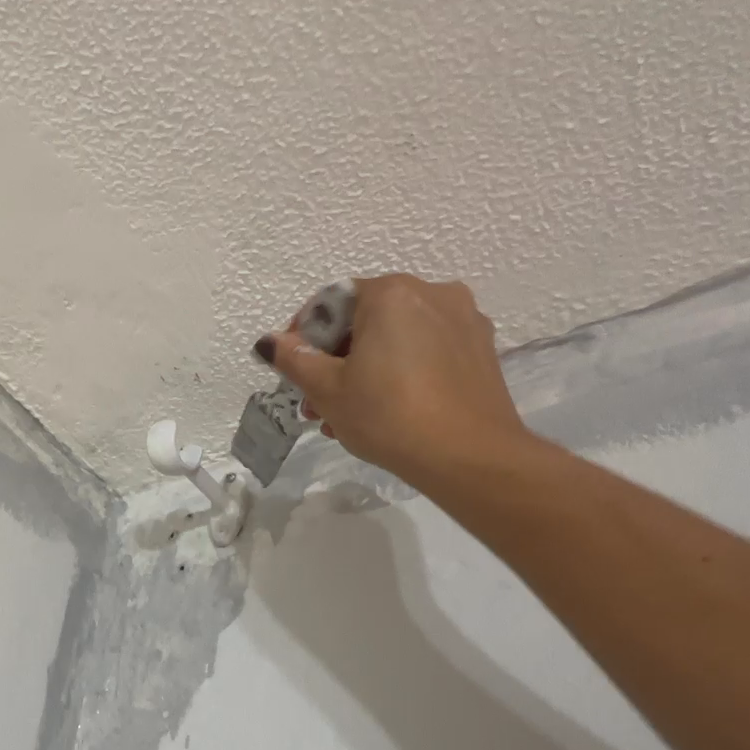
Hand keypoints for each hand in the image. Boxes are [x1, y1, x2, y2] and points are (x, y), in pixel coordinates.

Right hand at [255, 274, 529, 483]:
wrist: (469, 456)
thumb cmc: (388, 415)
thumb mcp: (327, 390)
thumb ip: (294, 359)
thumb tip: (268, 342)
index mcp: (391, 293)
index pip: (331, 301)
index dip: (303, 336)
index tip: (294, 372)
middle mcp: (432, 293)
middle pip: (365, 319)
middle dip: (335, 359)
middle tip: (316, 402)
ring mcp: (463, 320)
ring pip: (396, 338)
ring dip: (365, 369)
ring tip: (347, 415)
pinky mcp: (480, 349)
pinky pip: (425, 351)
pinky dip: (400, 372)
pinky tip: (388, 410)